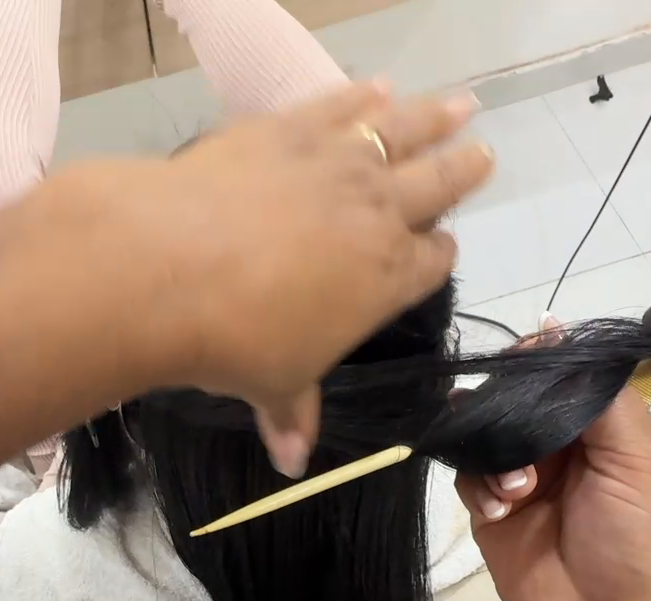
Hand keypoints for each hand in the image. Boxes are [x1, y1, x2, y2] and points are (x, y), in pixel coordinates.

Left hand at [38, 81, 493, 476]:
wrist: (168, 268)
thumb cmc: (235, 341)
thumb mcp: (271, 386)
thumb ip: (290, 417)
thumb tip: (290, 464)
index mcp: (385, 279)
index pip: (432, 262)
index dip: (438, 256)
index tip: (439, 250)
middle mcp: (376, 214)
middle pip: (437, 186)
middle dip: (461, 171)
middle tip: (482, 154)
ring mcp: (335, 164)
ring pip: (404, 131)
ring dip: (436, 117)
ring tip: (461, 104)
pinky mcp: (289, 128)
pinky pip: (340, 104)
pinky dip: (362, 95)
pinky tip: (375, 86)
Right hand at [455, 327, 650, 600]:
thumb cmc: (636, 538)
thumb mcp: (636, 459)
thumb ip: (599, 397)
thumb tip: (561, 330)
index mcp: (607, 429)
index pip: (567, 377)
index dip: (543, 362)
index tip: (520, 353)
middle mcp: (562, 446)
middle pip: (519, 401)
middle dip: (508, 408)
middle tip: (502, 417)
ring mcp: (522, 476)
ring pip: (487, 435)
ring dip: (495, 453)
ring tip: (517, 488)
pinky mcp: (490, 507)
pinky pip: (468, 475)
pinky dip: (478, 486)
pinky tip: (499, 507)